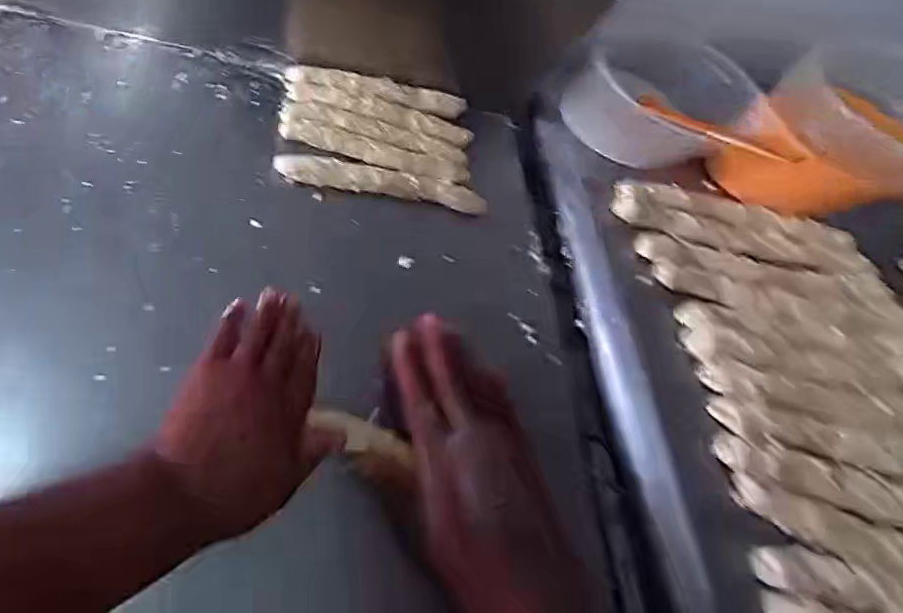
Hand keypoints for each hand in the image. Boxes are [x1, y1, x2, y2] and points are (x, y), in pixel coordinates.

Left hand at [148, 289, 337, 542]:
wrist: (186, 485)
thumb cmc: (237, 491)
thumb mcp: (284, 480)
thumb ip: (310, 451)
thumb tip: (340, 433)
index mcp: (287, 413)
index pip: (304, 375)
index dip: (310, 352)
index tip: (313, 332)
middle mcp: (266, 385)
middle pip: (283, 348)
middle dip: (290, 324)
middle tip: (296, 302)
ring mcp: (236, 372)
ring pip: (257, 335)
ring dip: (267, 313)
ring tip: (274, 294)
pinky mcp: (208, 367)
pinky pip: (224, 335)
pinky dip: (232, 318)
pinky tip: (238, 305)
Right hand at [389, 315, 582, 612]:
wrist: (539, 598)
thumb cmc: (471, 566)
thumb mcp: (424, 529)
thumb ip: (397, 479)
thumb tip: (363, 447)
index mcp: (441, 459)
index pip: (418, 400)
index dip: (406, 367)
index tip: (397, 338)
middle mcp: (473, 442)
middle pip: (451, 385)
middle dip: (436, 349)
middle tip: (425, 318)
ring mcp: (504, 445)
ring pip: (479, 388)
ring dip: (463, 357)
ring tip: (450, 330)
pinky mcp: (526, 455)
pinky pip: (505, 406)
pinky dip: (492, 382)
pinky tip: (488, 370)